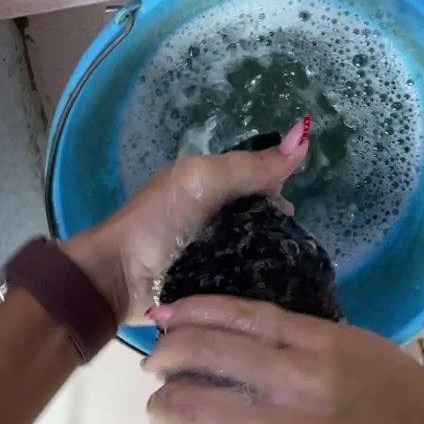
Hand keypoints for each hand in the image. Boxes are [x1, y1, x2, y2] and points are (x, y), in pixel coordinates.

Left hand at [62, 119, 309, 323]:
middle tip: (287, 246)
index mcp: (210, 186)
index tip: (288, 212)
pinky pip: (246, 282)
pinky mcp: (213, 287)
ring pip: (259, 252)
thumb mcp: (203, 180)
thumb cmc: (158, 221)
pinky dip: (259, 282)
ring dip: (273, 259)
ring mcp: (214, 255)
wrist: (119, 276)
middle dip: (278, 230)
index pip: (259, 183)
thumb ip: (249, 165)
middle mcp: (215, 218)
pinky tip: (275, 288)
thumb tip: (304, 134)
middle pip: (262, 219)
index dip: (277, 191)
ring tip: (286, 270)